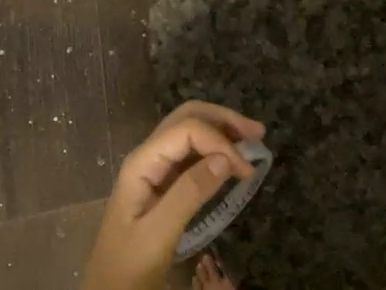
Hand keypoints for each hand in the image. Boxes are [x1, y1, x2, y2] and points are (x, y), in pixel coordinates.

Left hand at [80, 101, 266, 289]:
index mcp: (142, 162)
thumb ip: (189, 194)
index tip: (246, 168)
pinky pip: (190, 155)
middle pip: (188, 118)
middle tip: (257, 133)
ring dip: (221, 130)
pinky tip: (231, 160)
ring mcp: (155, 169)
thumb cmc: (128, 266)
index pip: (187, 130)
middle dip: (223, 120)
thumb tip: (226, 158)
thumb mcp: (158, 234)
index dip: (219, 141)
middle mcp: (148, 156)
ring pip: (190, 132)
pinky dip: (214, 150)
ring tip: (251, 140)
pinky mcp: (162, 184)